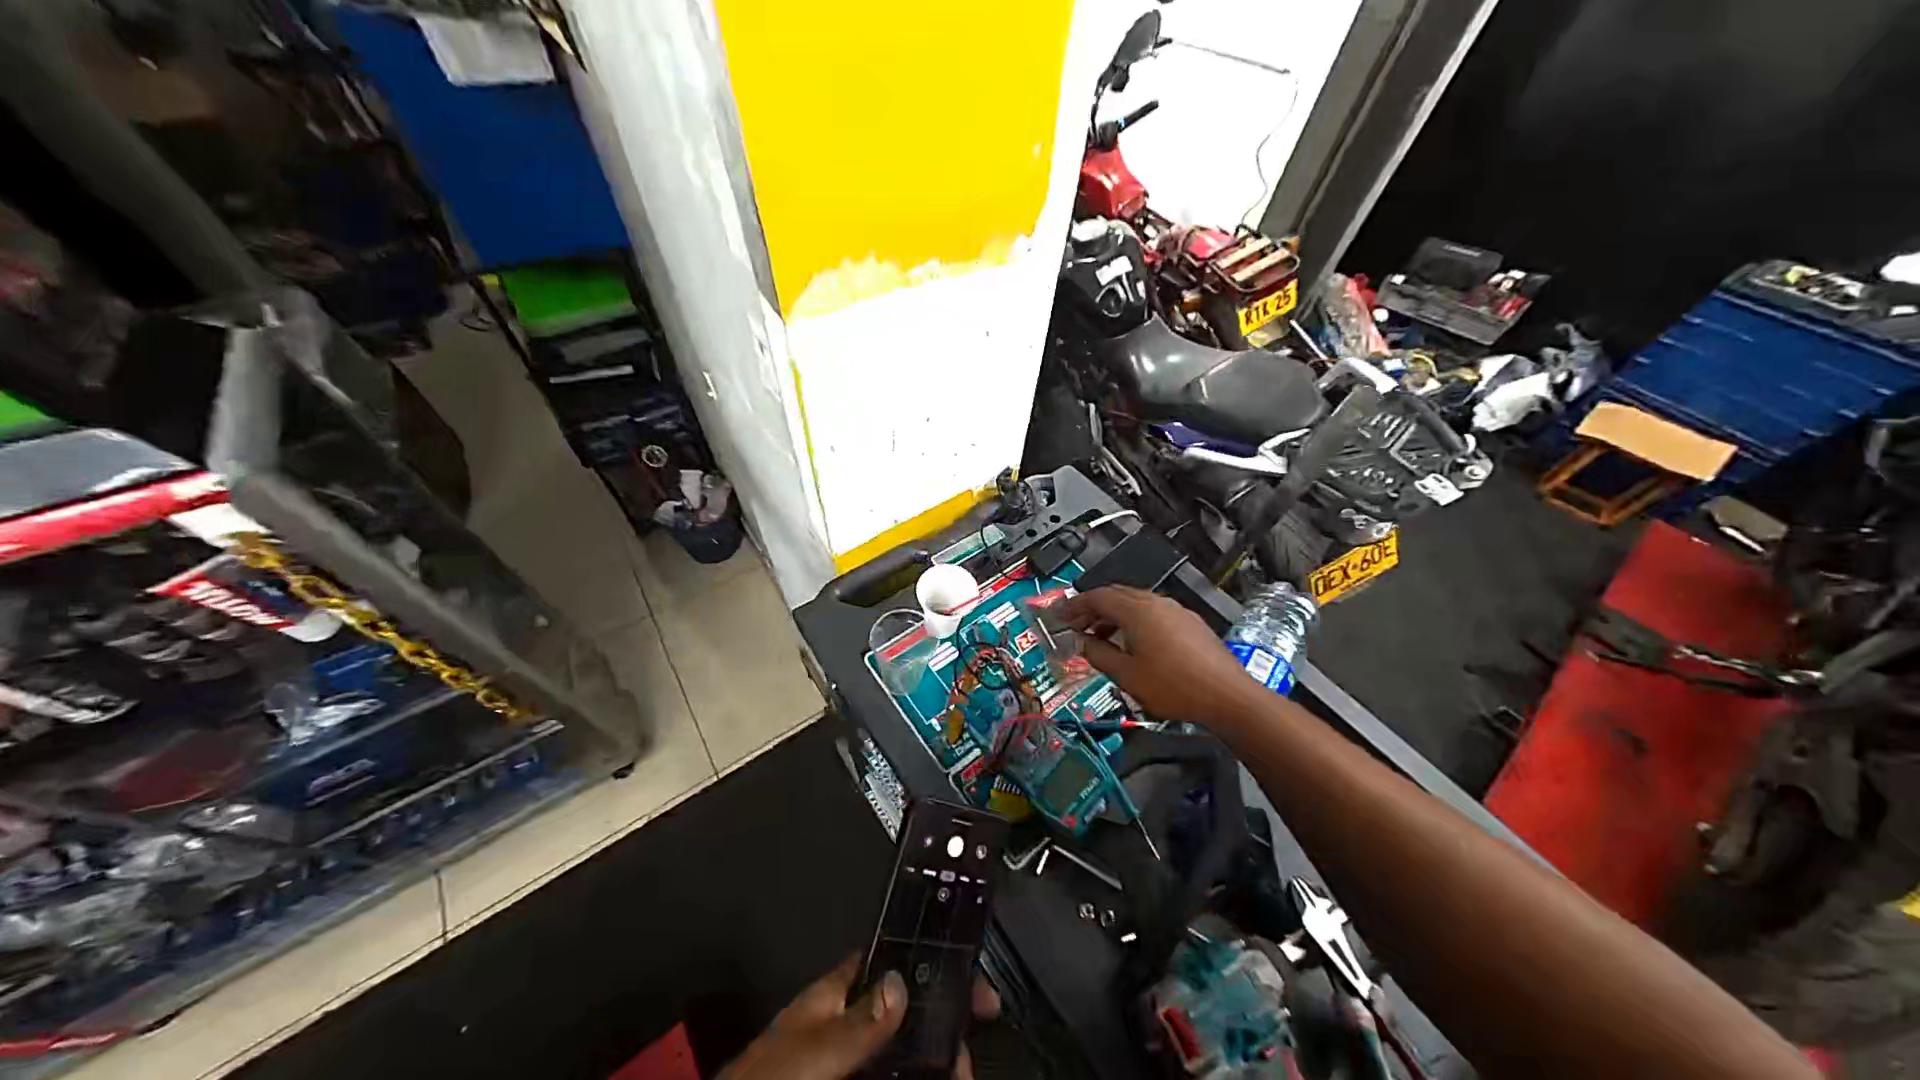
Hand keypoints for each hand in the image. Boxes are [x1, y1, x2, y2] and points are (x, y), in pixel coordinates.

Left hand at [718, 955, 1001, 1079]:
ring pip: (903, 1052)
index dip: (930, 965)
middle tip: (967, 1047)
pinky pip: (892, 1073)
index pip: (891, 964)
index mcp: (837, 996)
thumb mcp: (815, 1049)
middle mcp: (847, 1022)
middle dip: (941, 1023)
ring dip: (934, 1058)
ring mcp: (850, 1059)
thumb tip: (900, 983)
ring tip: (958, 1069)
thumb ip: (858, 1020)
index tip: (967, 980)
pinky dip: (915, 1074)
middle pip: (906, 1012)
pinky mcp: (853, 1078)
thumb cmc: (767, 1078)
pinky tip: (937, 1077)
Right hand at [1062, 585, 1262, 729]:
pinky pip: (1153, 614)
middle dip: (1092, 609)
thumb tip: (1080, 643)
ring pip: (1136, 604)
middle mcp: (1157, 603)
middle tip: (1075, 626)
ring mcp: (1176, 611)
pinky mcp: (1190, 624)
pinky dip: (1134, 622)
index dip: (1075, 605)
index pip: (1097, 597)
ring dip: (1113, 617)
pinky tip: (1132, 645)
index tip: (1060, 616)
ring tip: (1100, 639)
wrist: (1227, 696)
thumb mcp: (1126, 675)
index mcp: (1137, 610)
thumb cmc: (1174, 686)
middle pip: (1116, 595)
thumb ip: (1098, 654)